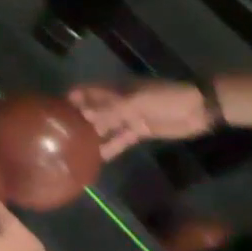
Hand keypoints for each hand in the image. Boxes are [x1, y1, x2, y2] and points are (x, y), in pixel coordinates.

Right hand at [68, 80, 214, 158]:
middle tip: (56, 139)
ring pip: (103, 128)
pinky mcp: (138, 131)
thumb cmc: (166, 98)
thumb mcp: (135, 101)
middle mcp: (116, 102)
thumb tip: (82, 116)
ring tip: (71, 152)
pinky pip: (118, 141)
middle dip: (75, 122)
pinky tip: (96, 160)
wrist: (200, 109)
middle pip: (91, 111)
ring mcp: (127, 117)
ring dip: (90, 138)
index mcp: (114, 89)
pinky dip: (108, 149)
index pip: (84, 92)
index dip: (68, 100)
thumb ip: (108, 109)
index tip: (51, 114)